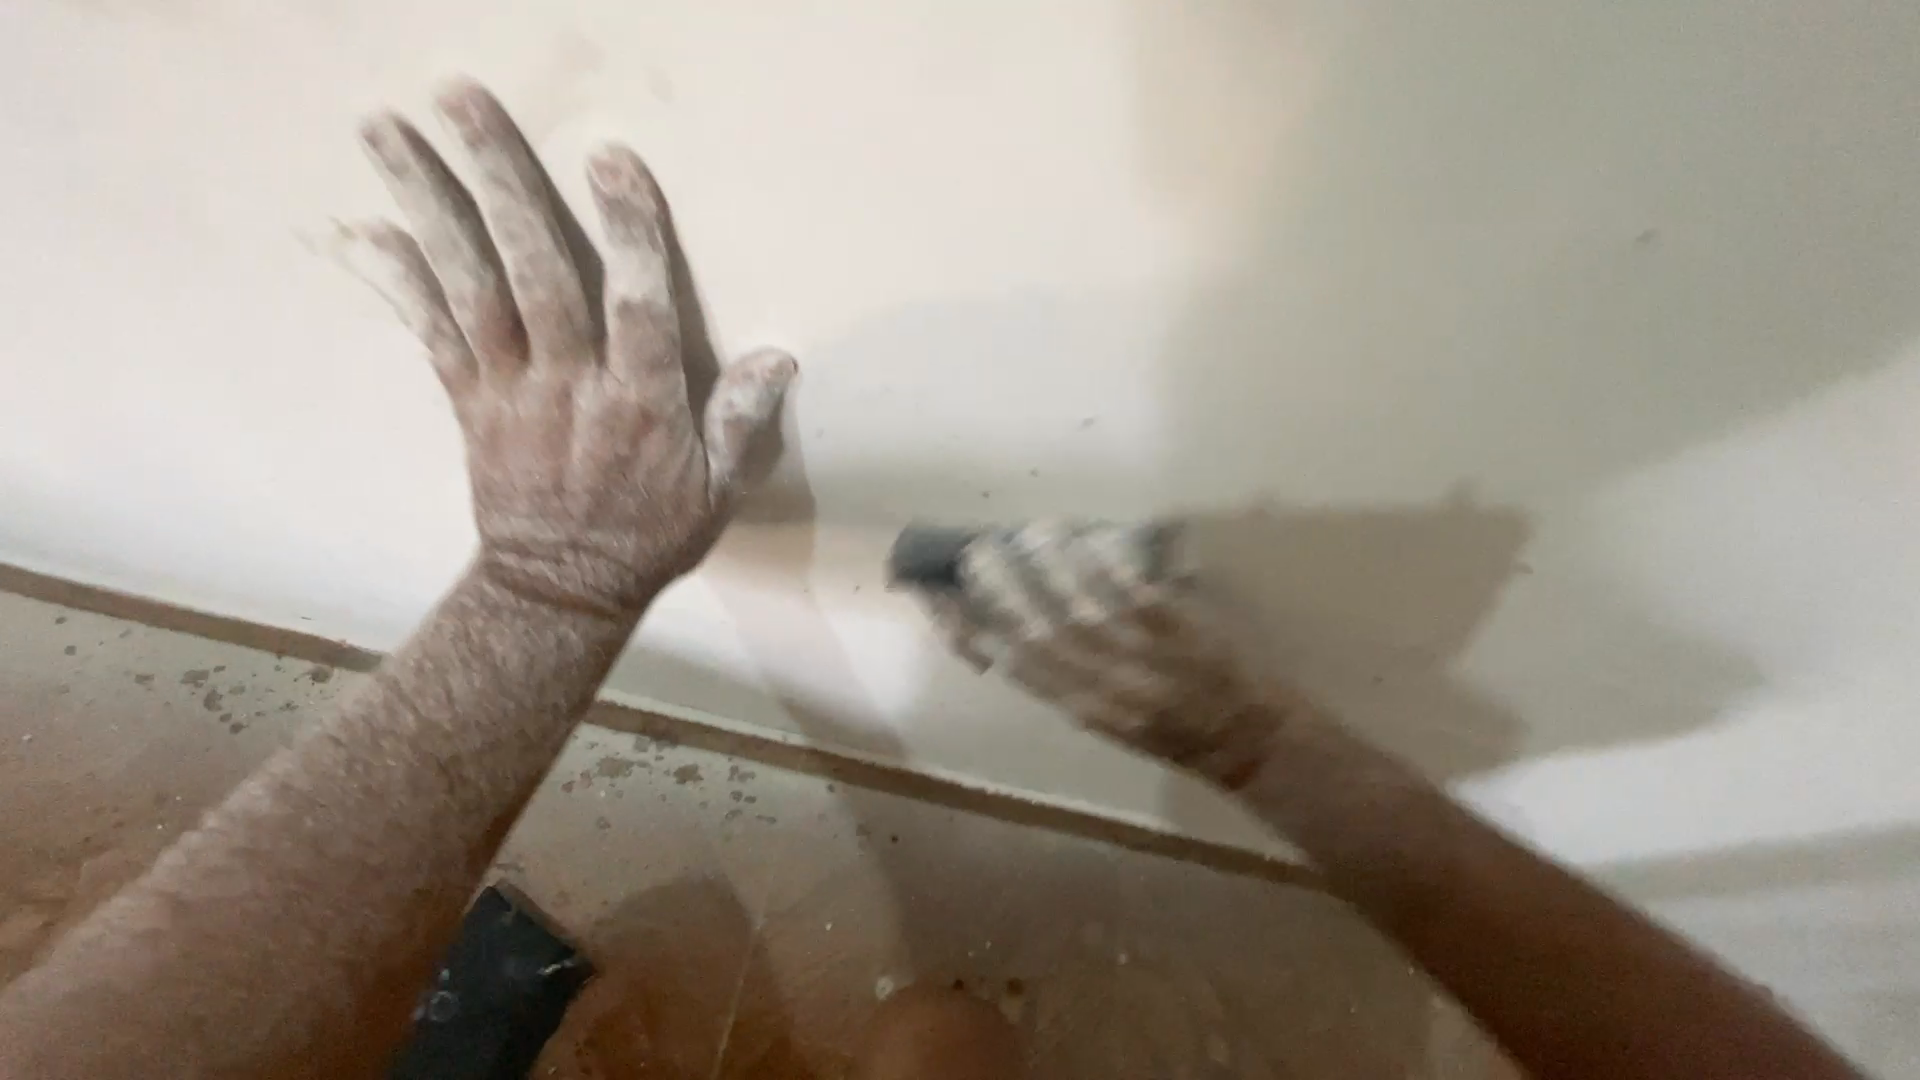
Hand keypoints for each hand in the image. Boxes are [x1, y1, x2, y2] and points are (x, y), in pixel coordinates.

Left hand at [345, 79, 794, 615]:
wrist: (564, 586)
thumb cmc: (653, 535)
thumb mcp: (720, 493)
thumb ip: (742, 424)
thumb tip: (778, 358)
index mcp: (641, 405)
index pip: (638, 307)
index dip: (628, 234)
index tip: (611, 161)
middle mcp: (572, 386)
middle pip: (536, 274)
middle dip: (502, 184)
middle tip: (462, 100)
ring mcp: (512, 392)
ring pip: (470, 290)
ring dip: (429, 208)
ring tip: (386, 132)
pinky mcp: (471, 405)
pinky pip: (431, 337)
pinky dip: (397, 283)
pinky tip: (363, 229)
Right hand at [918, 520, 1284, 785]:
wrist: (1249, 742)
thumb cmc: (1175, 730)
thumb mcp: (1108, 717)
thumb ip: (1067, 679)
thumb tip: (1021, 630)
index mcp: (1079, 709)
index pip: (1013, 666)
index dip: (971, 630)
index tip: (942, 597)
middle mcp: (1101, 690)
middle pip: (1036, 635)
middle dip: (1000, 592)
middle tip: (978, 553)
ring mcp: (1141, 662)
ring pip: (1078, 612)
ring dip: (1046, 569)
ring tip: (1027, 533)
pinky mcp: (1179, 635)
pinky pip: (1132, 596)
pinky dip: (1103, 566)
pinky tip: (1085, 539)